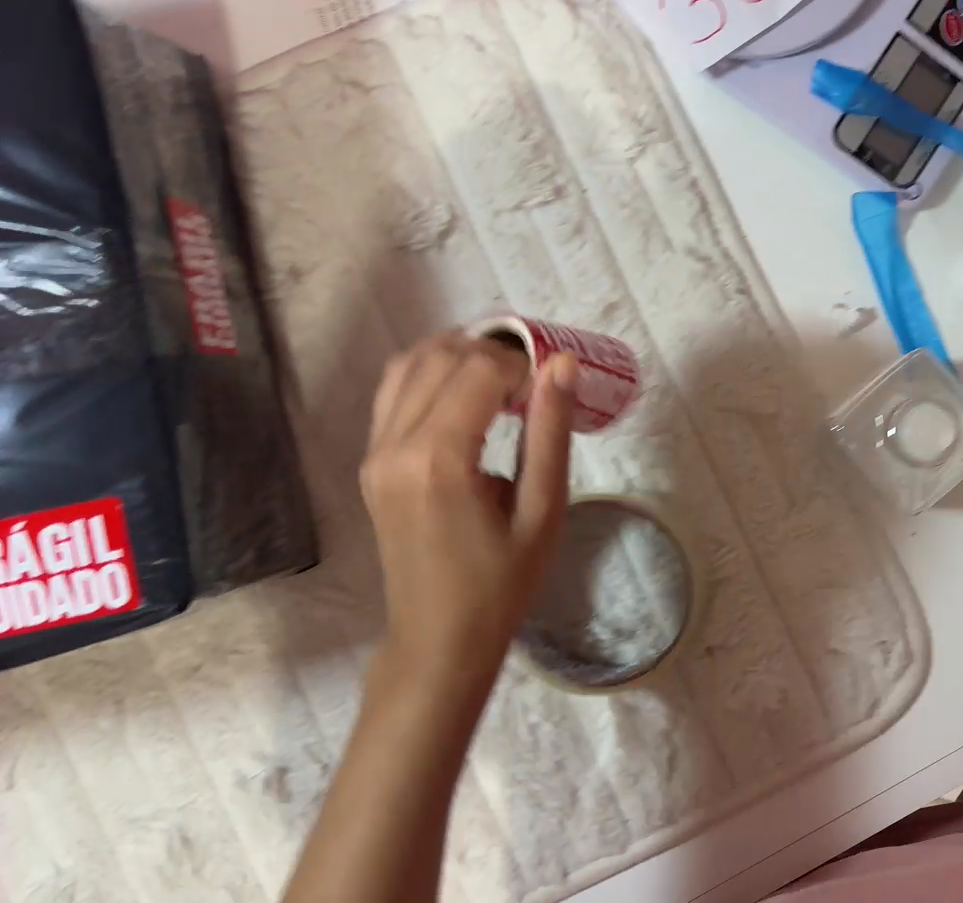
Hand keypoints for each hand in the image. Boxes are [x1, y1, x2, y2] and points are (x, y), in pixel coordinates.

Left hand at [359, 331, 576, 681]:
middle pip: (441, 357)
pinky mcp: (372, 462)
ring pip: (409, 365)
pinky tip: (470, 391)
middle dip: (494, 351)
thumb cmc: (503, 580)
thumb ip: (549, 431)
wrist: (440, 637)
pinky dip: (432, 373)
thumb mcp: (543, 508)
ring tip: (507, 377)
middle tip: (538, 377)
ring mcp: (374, 453)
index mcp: (438, 459)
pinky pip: (394, 392)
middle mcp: (394, 446)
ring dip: (460, 355)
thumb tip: (563, 363)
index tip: (554, 386)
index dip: (523, 364)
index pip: (478, 370)